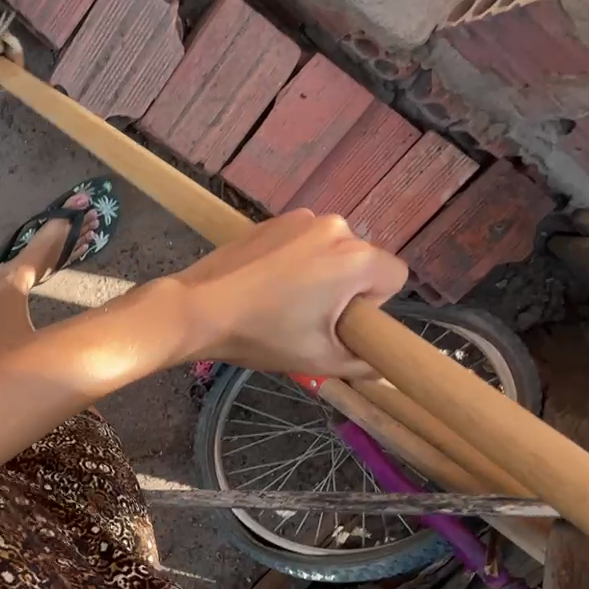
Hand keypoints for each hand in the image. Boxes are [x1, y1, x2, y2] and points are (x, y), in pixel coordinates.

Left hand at [163, 210, 407, 378]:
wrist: (194, 310)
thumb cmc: (259, 334)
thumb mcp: (315, 359)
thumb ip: (359, 363)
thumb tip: (382, 369)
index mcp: (356, 257)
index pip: (393, 278)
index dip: (369, 308)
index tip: (334, 324)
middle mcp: (336, 227)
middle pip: (359, 263)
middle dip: (340, 291)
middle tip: (301, 318)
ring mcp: (300, 219)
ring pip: (327, 253)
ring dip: (314, 276)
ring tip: (276, 303)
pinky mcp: (271, 221)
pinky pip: (298, 244)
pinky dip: (288, 263)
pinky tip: (260, 286)